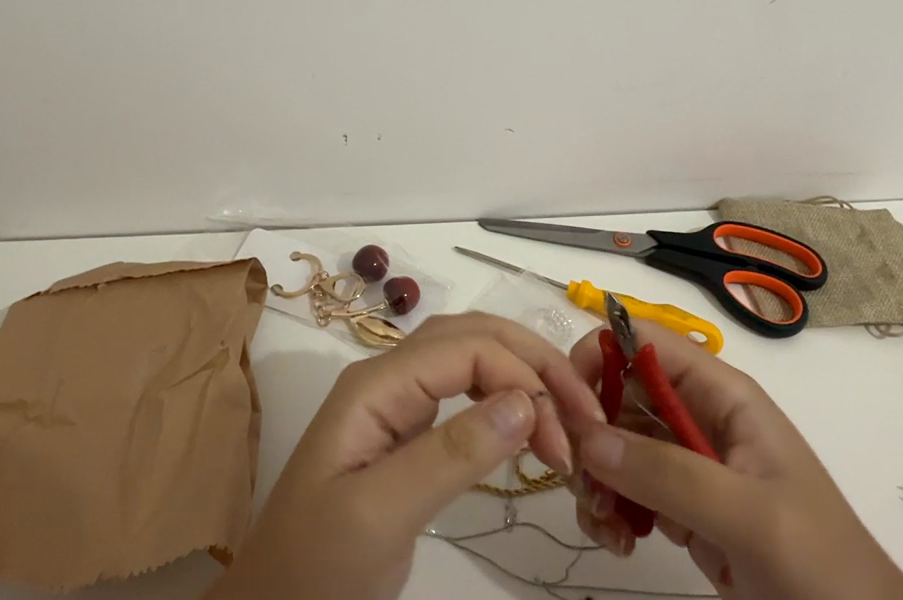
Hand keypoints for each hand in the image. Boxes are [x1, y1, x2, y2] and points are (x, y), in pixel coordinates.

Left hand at [206, 314, 605, 599]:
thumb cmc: (317, 564)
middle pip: (471, 337)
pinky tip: (526, 428)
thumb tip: (527, 400)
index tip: (567, 435)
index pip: (465, 347)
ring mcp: (395, 405)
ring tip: (564, 425)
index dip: (524, 375)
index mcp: (375, 385)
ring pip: (470, 361)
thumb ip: (450, 454)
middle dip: (532, 362)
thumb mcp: (381, 513)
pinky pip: (463, 397)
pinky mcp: (406, 435)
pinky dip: (504, 403)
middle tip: (585, 411)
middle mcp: (387, 380)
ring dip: (522, 378)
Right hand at [568, 321, 902, 599]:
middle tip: (579, 482)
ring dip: (595, 478)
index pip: (643, 342)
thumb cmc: (817, 563)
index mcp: (723, 396)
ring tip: (603, 524)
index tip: (568, 409)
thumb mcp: (746, 515)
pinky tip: (618, 541)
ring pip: (615, 445)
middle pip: (618, 394)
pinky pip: (626, 489)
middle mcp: (700, 417)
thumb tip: (586, 437)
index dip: (598, 358)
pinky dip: (610, 509)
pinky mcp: (682, 507)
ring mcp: (689, 464)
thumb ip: (667, 473)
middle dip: (590, 432)